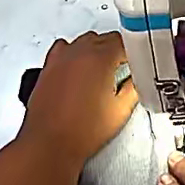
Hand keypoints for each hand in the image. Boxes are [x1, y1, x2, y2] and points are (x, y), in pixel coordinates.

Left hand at [16, 31, 135, 166]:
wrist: (50, 146)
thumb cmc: (80, 132)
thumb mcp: (120, 110)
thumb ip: (133, 88)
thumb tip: (135, 80)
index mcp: (99, 59)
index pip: (123, 42)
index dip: (133, 52)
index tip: (137, 62)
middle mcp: (78, 53)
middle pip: (104, 39)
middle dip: (116, 50)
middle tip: (124, 68)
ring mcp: (60, 58)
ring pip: (84, 41)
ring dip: (96, 50)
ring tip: (102, 70)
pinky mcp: (48, 68)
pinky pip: (64, 49)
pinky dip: (74, 54)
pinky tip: (78, 69)